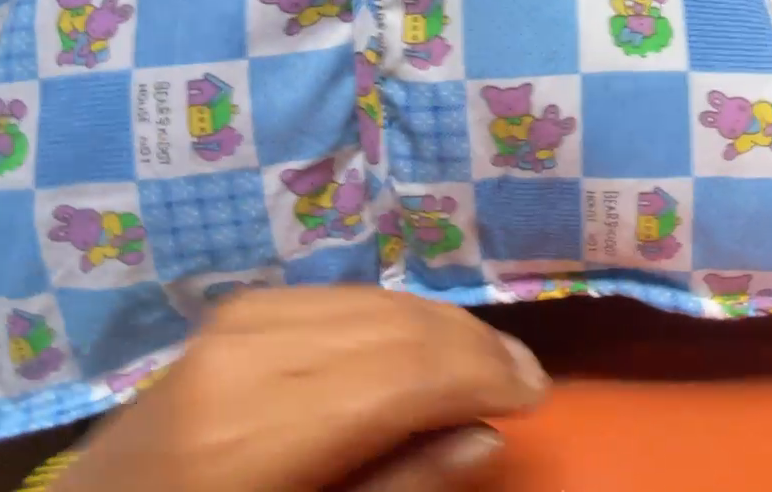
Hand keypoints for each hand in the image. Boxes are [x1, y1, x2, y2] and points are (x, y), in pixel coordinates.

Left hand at [51, 288, 547, 491]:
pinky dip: (397, 316)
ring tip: (487, 361)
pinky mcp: (236, 311)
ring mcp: (235, 322)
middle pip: (394, 326)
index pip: (399, 373)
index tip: (536, 393)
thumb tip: (486, 437)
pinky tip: (424, 341)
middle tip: (525, 378)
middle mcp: (245, 355)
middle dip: (472, 347)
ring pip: (376, 301)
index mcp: (248, 437)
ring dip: (442, 327)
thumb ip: (395, 491)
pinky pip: (344, 298)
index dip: (479, 375)